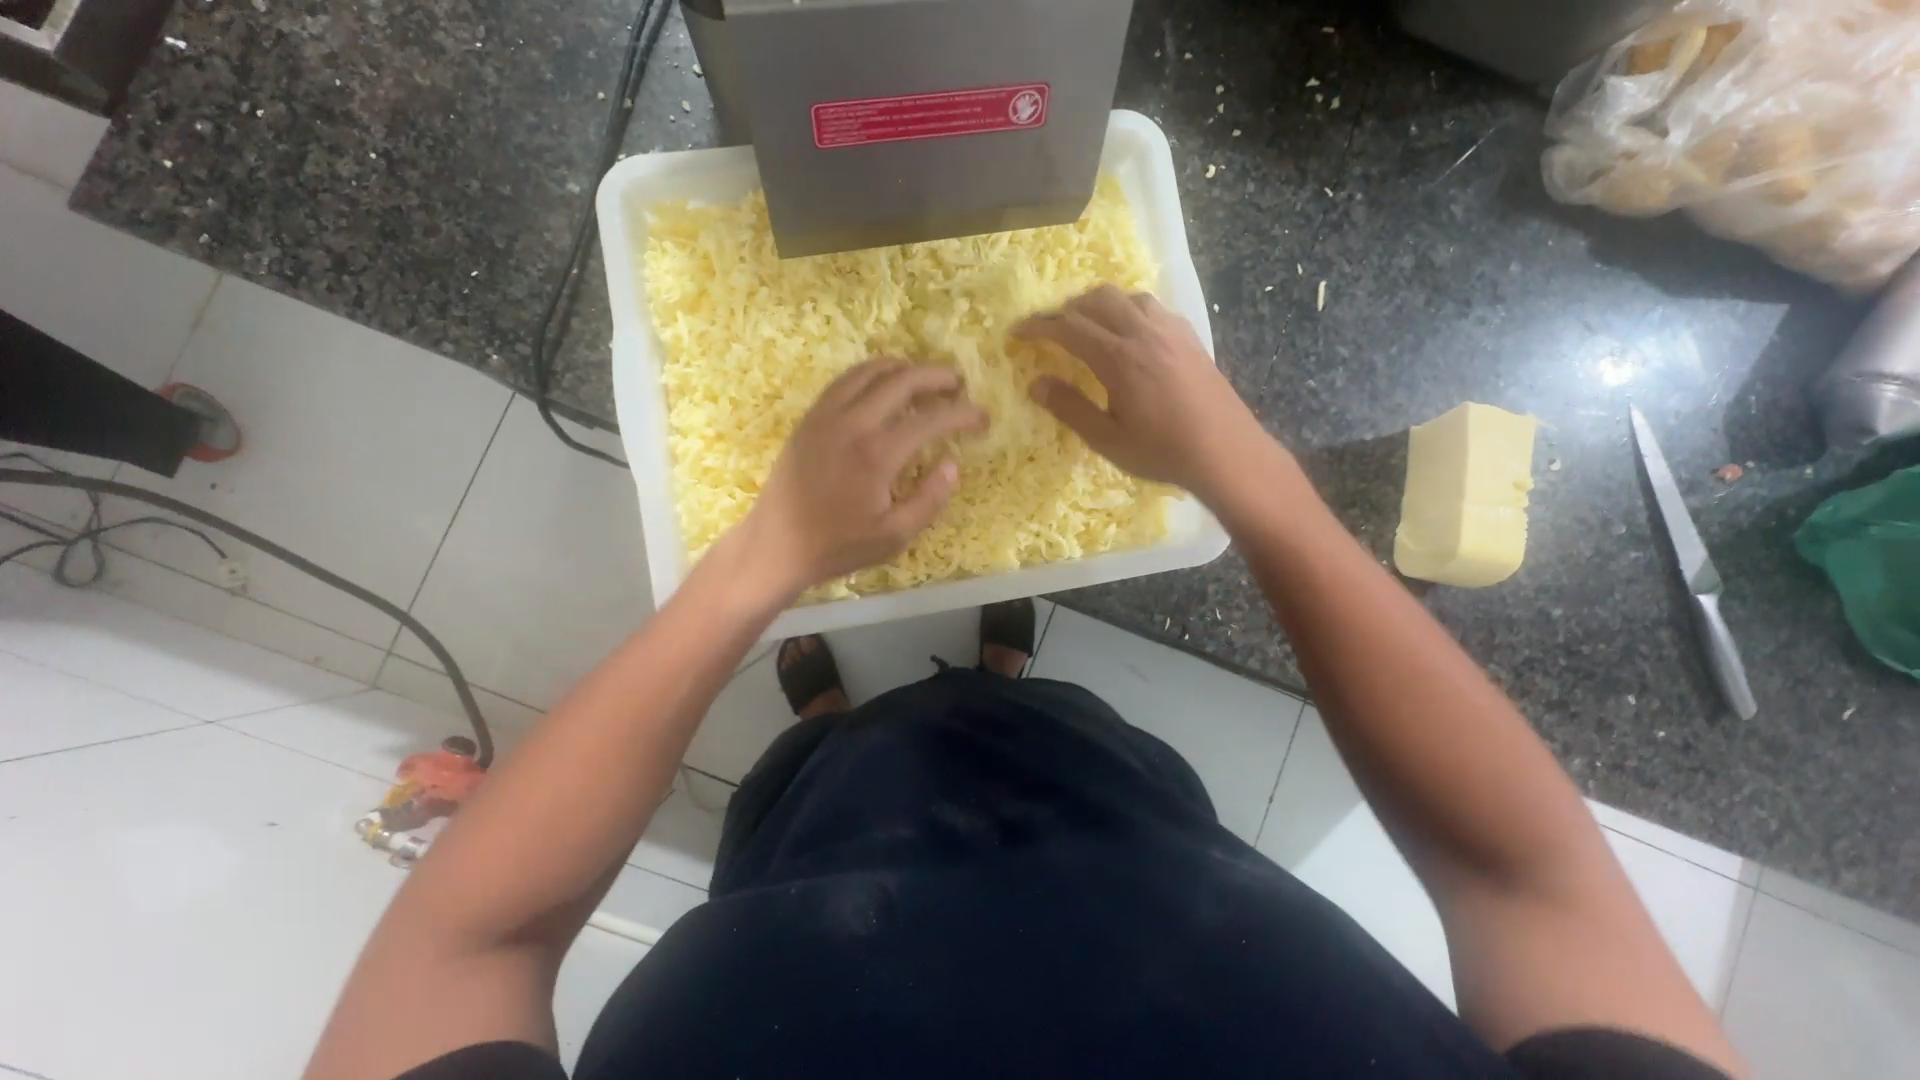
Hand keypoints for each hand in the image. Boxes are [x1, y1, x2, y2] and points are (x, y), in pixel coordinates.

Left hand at [740, 359, 988, 593]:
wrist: (776, 545)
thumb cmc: (838, 545)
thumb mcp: (894, 536)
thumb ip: (930, 499)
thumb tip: (953, 464)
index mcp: (877, 454)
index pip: (931, 419)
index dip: (963, 414)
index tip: (983, 418)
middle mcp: (852, 423)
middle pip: (902, 380)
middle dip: (937, 377)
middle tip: (958, 385)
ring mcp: (826, 416)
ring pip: (870, 371)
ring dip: (904, 369)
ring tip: (924, 380)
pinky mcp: (809, 418)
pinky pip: (844, 381)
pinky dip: (871, 374)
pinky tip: (883, 386)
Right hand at [1016, 285, 1273, 503]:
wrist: (1227, 452)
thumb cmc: (1163, 452)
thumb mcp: (1107, 440)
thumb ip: (1069, 408)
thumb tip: (1035, 384)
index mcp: (1118, 358)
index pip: (1068, 327)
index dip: (1038, 327)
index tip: (1018, 333)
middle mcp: (1143, 333)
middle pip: (1096, 300)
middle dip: (1067, 310)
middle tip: (1051, 331)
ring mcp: (1171, 331)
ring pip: (1126, 297)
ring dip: (1100, 305)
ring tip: (1088, 327)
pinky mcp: (1190, 337)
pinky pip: (1152, 307)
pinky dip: (1129, 310)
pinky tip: (1129, 333)